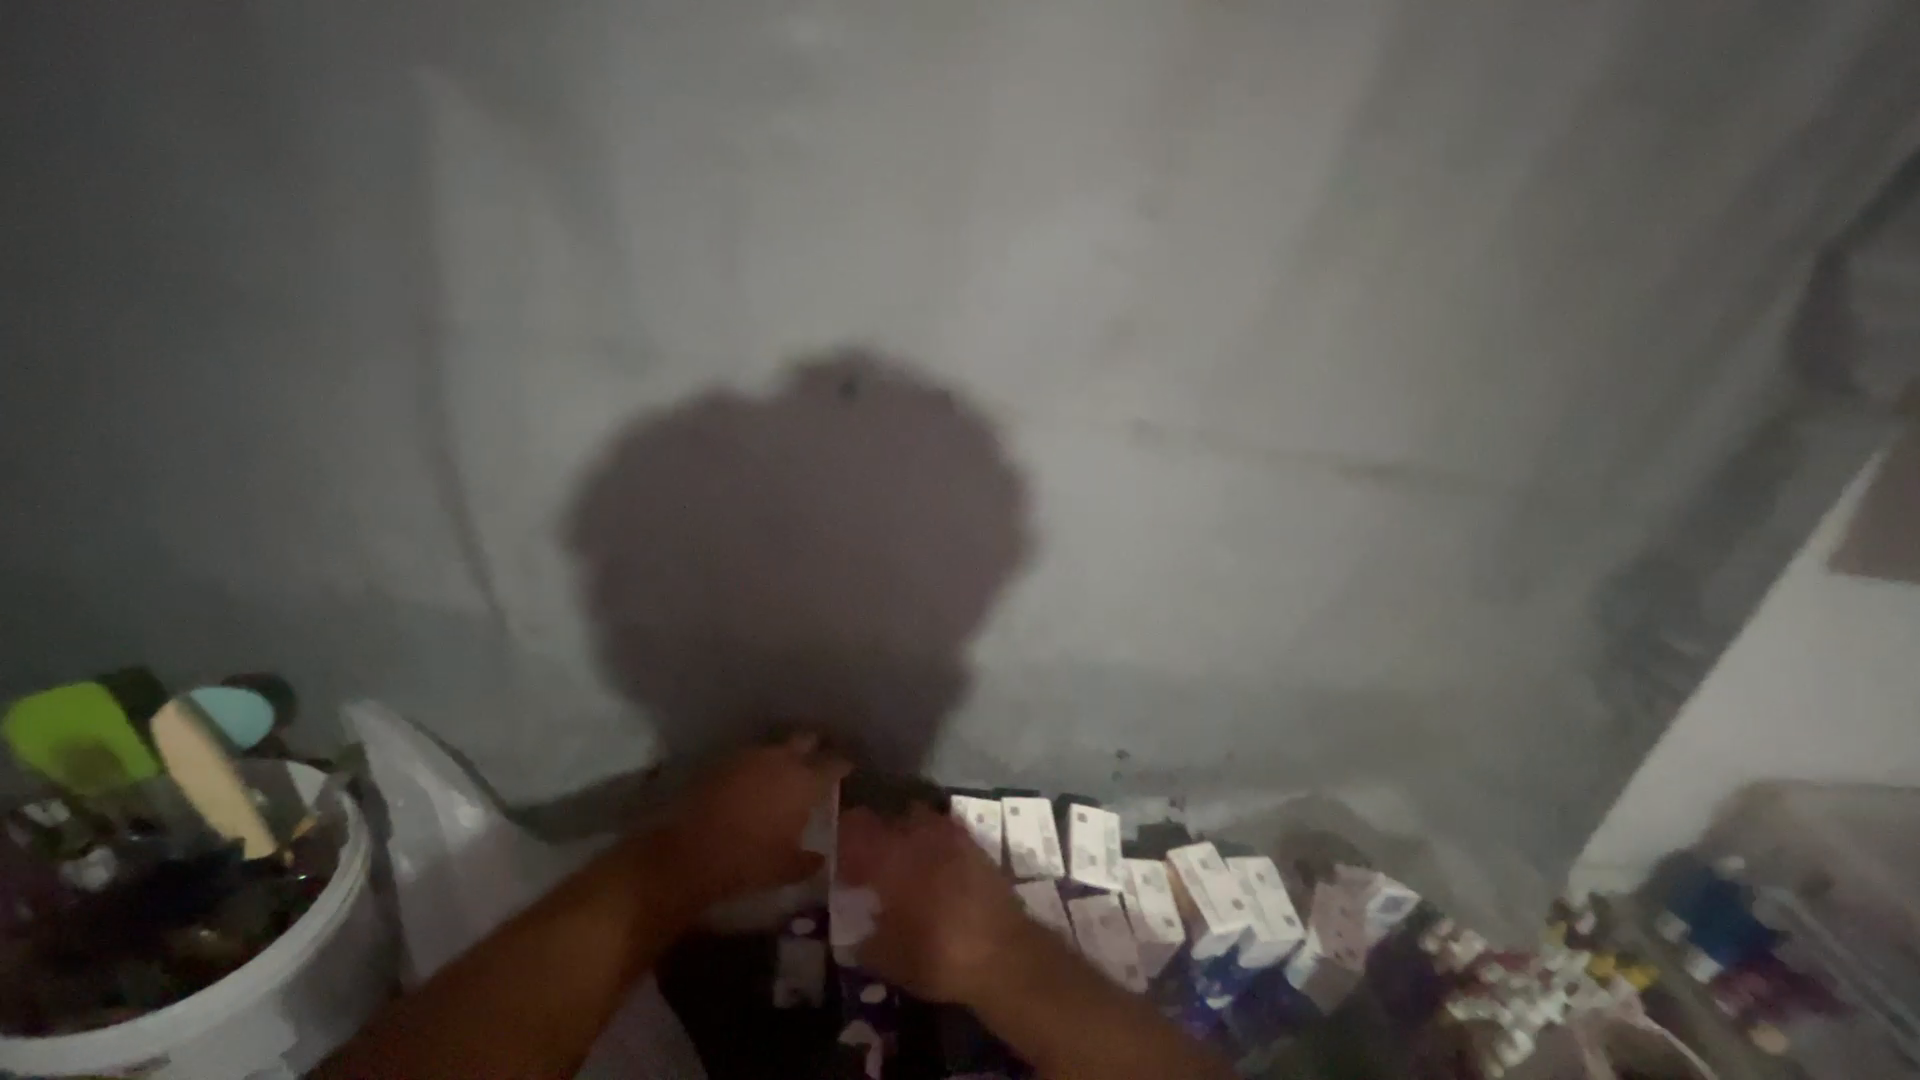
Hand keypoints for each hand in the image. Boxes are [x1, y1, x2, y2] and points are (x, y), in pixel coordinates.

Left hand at [660, 733, 849, 904]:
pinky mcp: (721, 763)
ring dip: (783, 756)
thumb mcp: (786, 869)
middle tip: (818, 760)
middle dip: (815, 747)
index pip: (835, 763)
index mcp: (805, 782)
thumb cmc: (748, 861)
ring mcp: (748, 757)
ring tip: (784, 772)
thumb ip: (808, 861)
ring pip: (774, 747)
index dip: (843, 765)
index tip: (847, 769)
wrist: (689, 853)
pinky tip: (753, 782)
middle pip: (805, 740)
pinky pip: (748, 758)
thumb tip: (820, 858)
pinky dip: (755, 766)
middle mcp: (780, 760)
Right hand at [836, 804, 1036, 1005]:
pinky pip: (949, 830)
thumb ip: (866, 943)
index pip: (856, 828)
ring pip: (920, 817)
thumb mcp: (889, 961)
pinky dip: (937, 841)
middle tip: (872, 864)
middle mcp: (920, 837)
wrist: (1006, 955)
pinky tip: (938, 868)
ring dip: (908, 832)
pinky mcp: (978, 846)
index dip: (844, 840)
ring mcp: (953, 837)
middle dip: (876, 836)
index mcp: (891, 858)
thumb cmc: (939, 957)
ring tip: (907, 861)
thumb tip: (857, 936)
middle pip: (889, 818)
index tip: (841, 863)